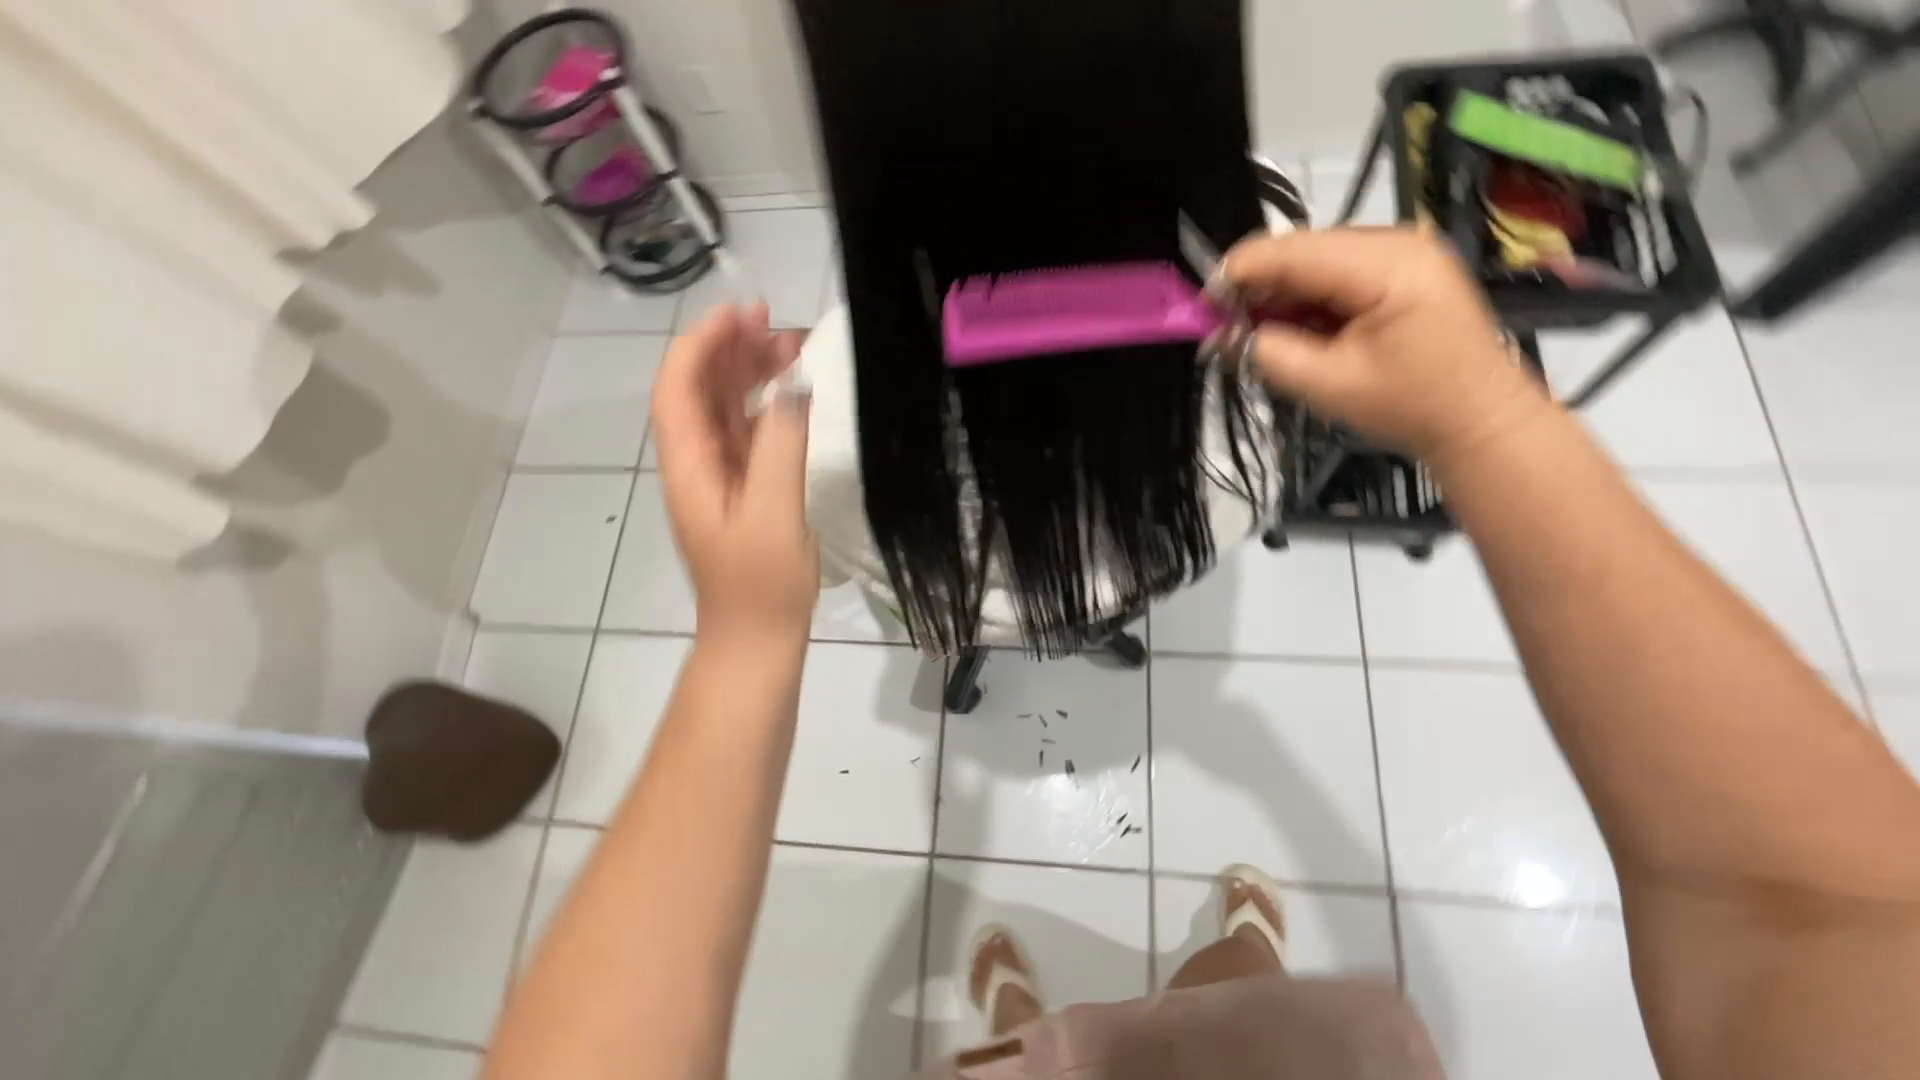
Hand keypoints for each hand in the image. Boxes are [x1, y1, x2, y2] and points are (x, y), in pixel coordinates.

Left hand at [651, 304, 818, 643]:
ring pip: (726, 408)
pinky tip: (798, 396)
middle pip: (701, 389)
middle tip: (780, 325)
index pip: (678, 386)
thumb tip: (795, 386)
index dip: (703, 342)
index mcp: (690, 465)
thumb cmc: (762, 583)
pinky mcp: (744, 490)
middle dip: (733, 349)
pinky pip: (749, 432)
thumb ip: (782, 444)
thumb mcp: (775, 511)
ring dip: (752, 373)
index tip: (745, 313)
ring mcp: (720, 477)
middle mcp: (697, 462)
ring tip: (795, 349)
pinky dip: (769, 405)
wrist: (756, 640)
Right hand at [1218, 227, 1552, 461]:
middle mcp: (1396, 241)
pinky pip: (1338, 270)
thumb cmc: (1411, 406)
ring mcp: (1404, 249)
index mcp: (1385, 265)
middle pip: (1301, 249)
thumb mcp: (1329, 386)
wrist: (1482, 420)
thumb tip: (1221, 334)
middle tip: (1226, 330)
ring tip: (1258, 334)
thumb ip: (1268, 353)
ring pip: (1315, 258)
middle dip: (1258, 287)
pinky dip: (1308, 297)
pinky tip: (1295, 328)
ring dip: (1281, 293)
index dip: (1238, 274)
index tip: (1202, 308)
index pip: (1290, 251)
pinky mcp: (1403, 266)